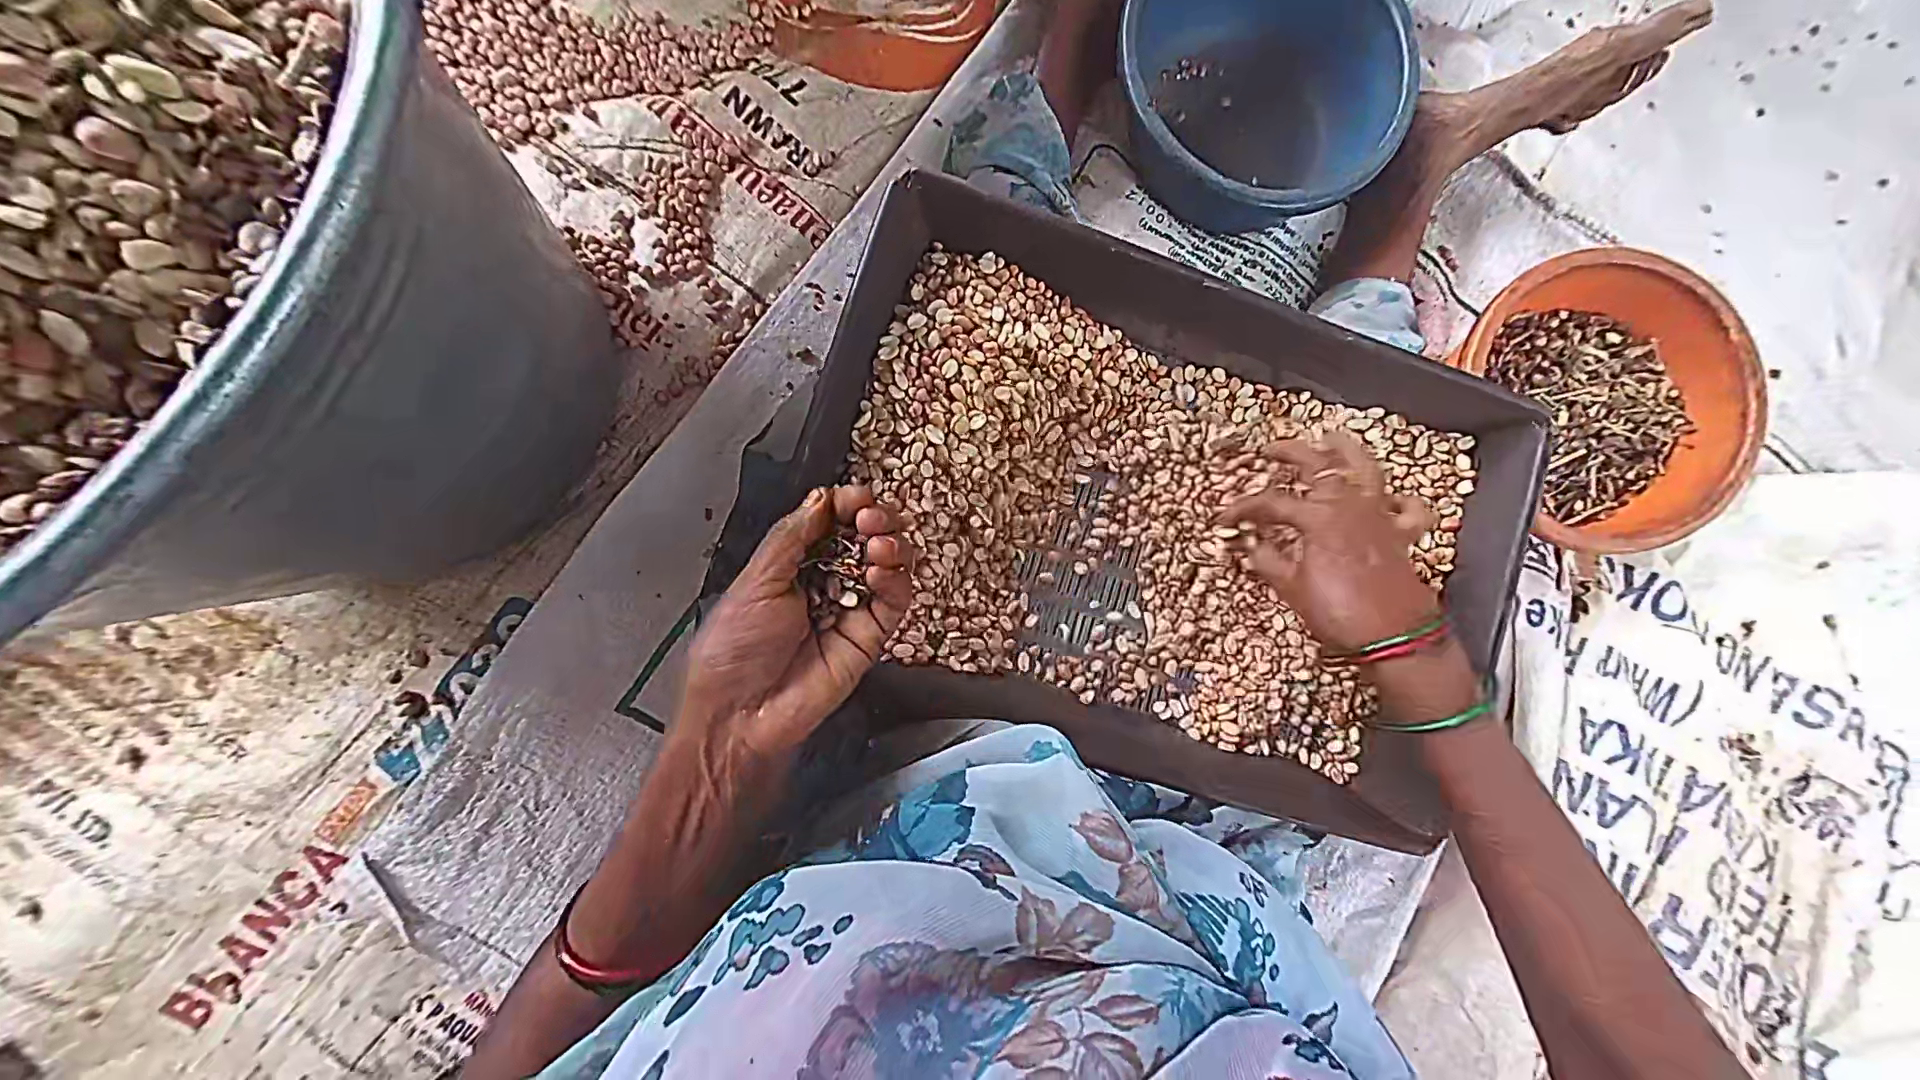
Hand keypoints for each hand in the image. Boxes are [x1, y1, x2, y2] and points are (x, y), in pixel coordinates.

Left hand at [680, 485, 914, 762]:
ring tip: (876, 542)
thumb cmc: (732, 654)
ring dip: (890, 543)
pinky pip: (895, 600)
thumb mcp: (754, 582)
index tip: (852, 496)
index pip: (831, 522)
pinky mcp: (870, 635)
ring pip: (888, 563)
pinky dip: (895, 579)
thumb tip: (821, 498)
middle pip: (865, 537)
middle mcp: (825, 582)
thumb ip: (791, 537)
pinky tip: (877, 572)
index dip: (845, 503)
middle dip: (873, 518)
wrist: (740, 714)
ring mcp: (850, 606)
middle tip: (867, 516)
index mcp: (793, 564)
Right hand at [1216, 432, 1439, 652]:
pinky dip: (1396, 498)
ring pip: (1366, 469)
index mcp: (1318, 518)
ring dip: (1347, 451)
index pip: (1271, 502)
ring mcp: (1379, 516)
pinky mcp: (1400, 535)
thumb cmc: (1338, 612)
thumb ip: (1267, 559)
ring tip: (1331, 438)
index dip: (1244, 508)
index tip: (1226, 518)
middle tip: (1271, 450)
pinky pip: (1406, 507)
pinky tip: (1386, 497)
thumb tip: (1249, 544)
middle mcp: (1350, 506)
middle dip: (1291, 452)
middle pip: (1318, 465)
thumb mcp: (1291, 587)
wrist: (1395, 638)